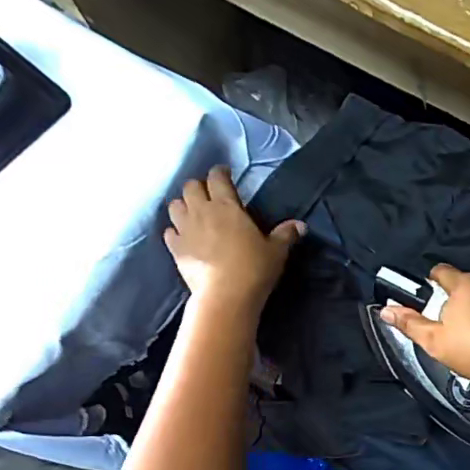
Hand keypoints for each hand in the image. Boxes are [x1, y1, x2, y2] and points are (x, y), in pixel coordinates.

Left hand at [165, 166, 304, 311]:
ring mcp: (185, 230)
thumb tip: (301, 225)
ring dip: (183, 206)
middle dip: (198, 187)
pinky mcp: (176, 250)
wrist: (225, 296)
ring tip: (193, 214)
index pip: (217, 177)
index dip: (220, 173)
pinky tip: (183, 237)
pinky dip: (175, 231)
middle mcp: (201, 211)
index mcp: (226, 206)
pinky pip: (169, 232)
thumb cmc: (254, 269)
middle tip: (209, 196)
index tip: (226, 175)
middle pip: (190, 186)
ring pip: (175, 205)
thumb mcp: (276, 251)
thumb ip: (285, 234)